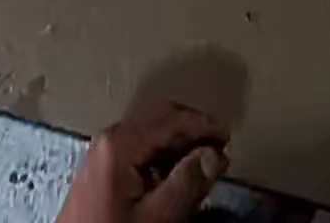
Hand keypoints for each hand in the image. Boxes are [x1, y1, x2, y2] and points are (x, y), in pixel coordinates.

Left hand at [56, 100, 228, 222]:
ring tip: (202, 162)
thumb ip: (187, 184)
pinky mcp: (101, 170)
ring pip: (151, 132)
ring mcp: (103, 152)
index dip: (204, 125)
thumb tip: (216, 155)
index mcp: (120, 142)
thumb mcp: (155, 219)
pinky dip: (163, 156)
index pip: (172, 119)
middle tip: (218, 146)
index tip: (227, 137)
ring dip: (178, 143)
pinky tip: (175, 176)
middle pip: (161, 118)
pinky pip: (140, 149)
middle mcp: (110, 137)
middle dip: (192, 129)